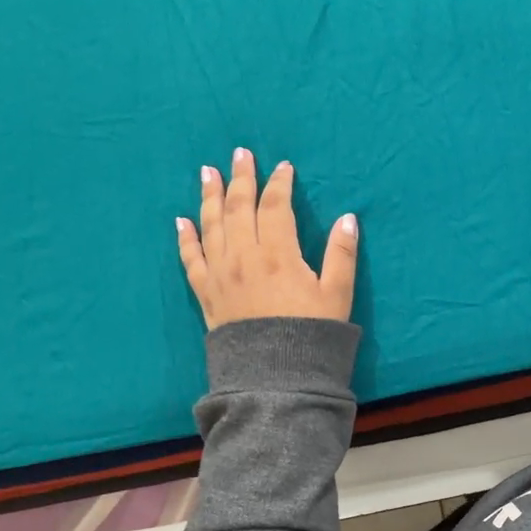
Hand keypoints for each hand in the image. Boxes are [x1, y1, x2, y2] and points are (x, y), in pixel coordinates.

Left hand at [176, 148, 358, 328]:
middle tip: (241, 154)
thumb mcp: (337, 295)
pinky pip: (190, 259)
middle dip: (241, 178)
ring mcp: (220, 274)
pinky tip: (182, 221)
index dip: (280, 184)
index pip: (276, 207)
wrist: (274, 376)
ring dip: (210, 196)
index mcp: (278, 254)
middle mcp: (244, 257)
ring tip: (208, 172)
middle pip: (239, 208)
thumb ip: (342, 255)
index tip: (284, 167)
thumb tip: (348, 218)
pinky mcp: (206, 293)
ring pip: (211, 225)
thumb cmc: (311, 335)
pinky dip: (186, 238)